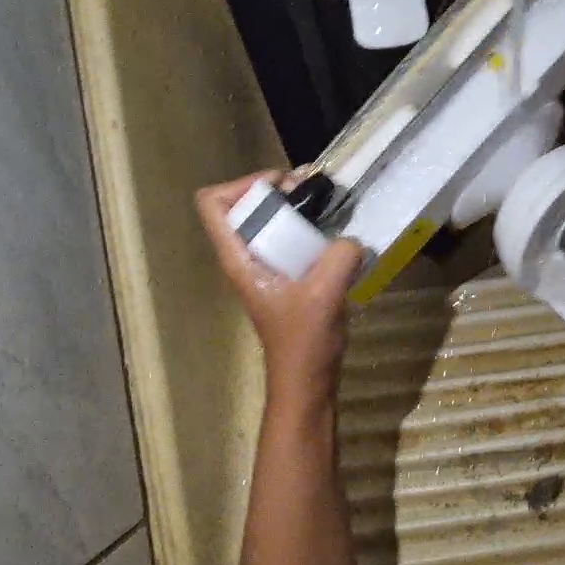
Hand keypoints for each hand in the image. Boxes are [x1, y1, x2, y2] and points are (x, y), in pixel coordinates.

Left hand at [195, 172, 367, 392]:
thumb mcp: (324, 294)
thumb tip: (352, 240)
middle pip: (245, 205)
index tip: (281, 186)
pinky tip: (338, 232)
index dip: (241, 184)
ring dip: (298, 207)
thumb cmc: (304, 340)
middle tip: (313, 189)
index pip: (213, 204)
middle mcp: (248, 257)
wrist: (308, 380)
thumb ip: (339, 257)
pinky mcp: (290, 276)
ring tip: (329, 202)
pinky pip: (293, 239)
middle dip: (278, 189)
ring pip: (271, 221)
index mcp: (239, 258)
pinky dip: (312, 228)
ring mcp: (268, 267)